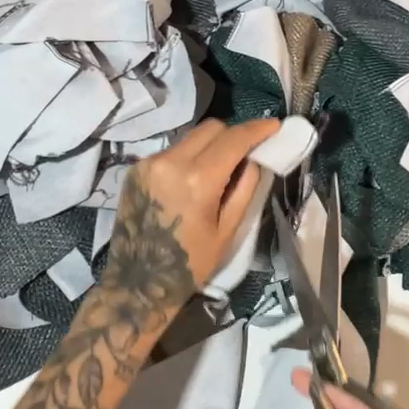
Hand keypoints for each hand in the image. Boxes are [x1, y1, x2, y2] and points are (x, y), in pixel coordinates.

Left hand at [118, 118, 280, 289]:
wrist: (137, 283)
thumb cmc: (190, 264)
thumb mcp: (228, 230)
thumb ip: (245, 187)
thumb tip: (255, 158)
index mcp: (197, 180)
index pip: (233, 139)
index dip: (257, 129)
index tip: (274, 125)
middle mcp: (170, 162)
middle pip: (211, 128)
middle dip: (233, 134)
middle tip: (247, 150)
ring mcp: (148, 163)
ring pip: (190, 137)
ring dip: (210, 145)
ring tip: (219, 168)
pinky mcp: (135, 169)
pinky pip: (171, 151)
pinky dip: (188, 157)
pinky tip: (192, 180)